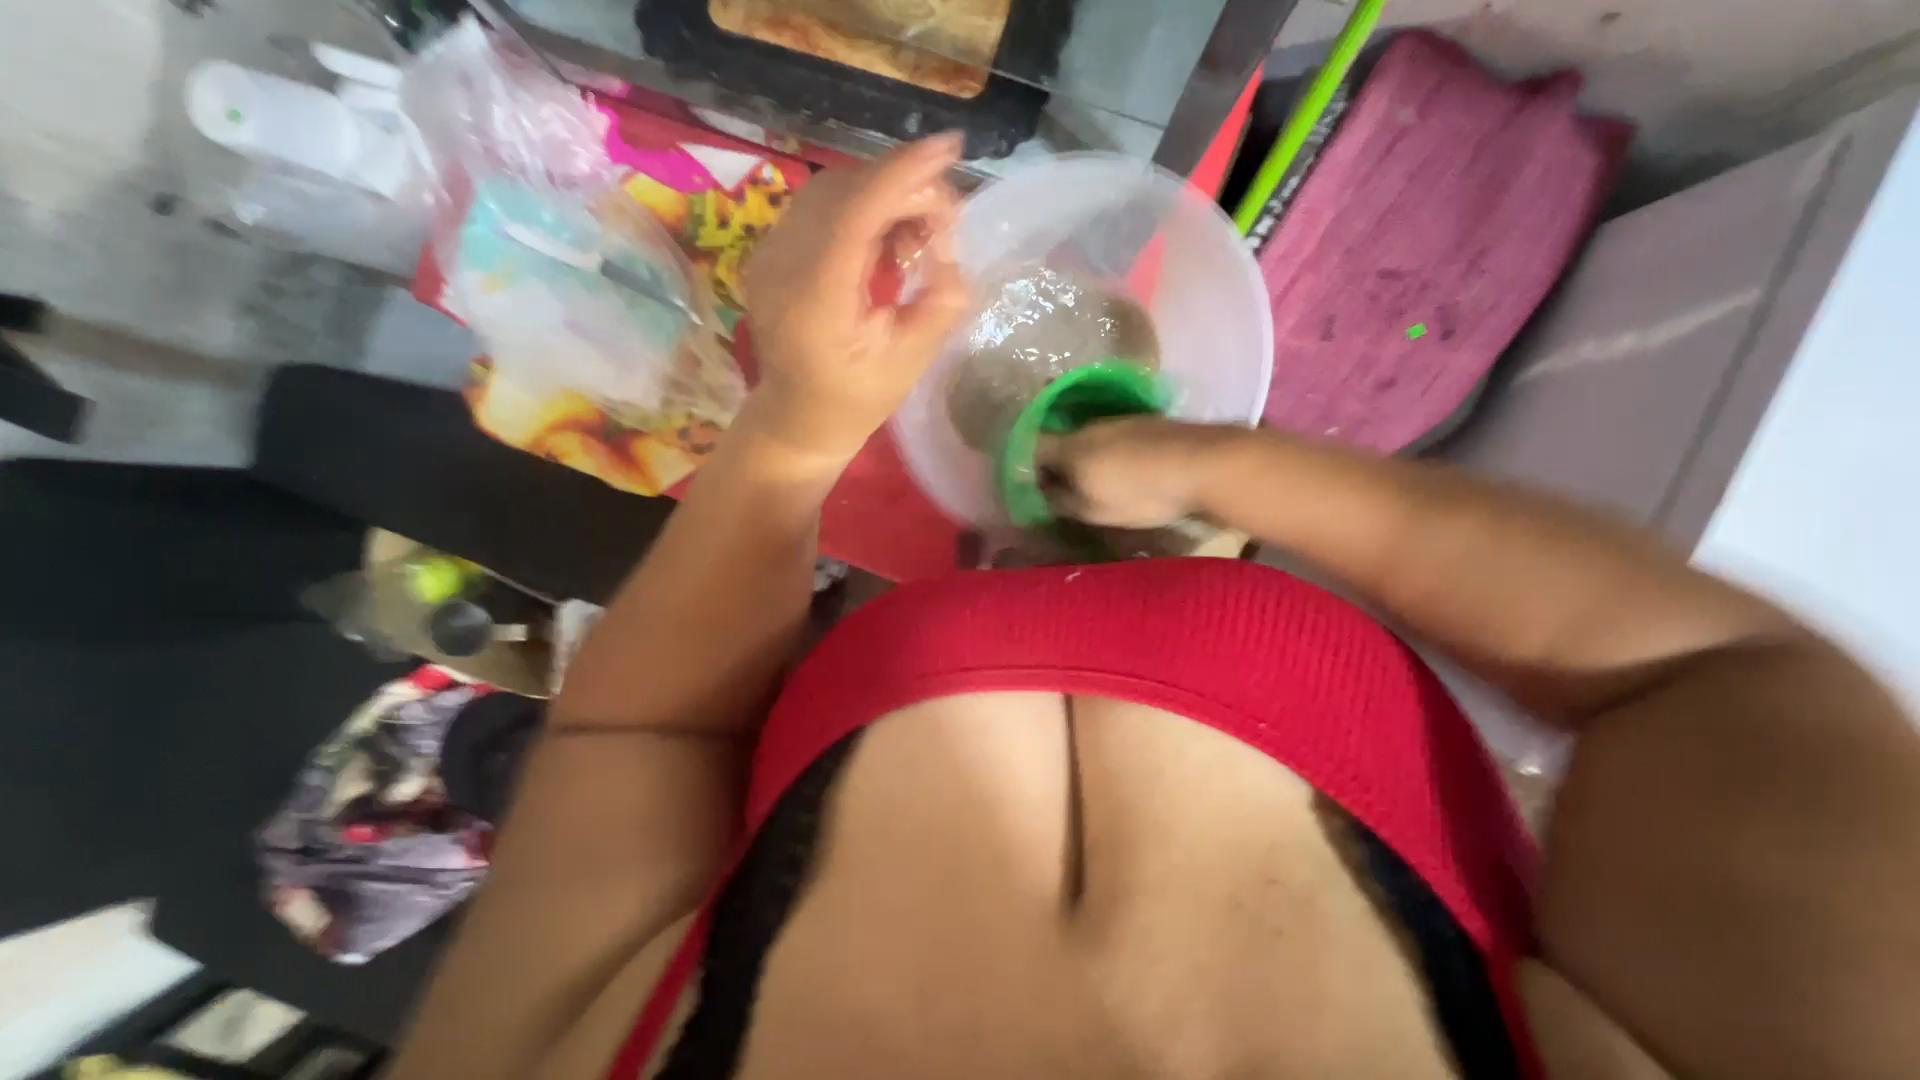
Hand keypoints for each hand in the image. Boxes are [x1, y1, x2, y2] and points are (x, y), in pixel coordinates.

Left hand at [740, 135, 970, 465]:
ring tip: (915, 241)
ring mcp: (769, 255)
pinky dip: (862, 207)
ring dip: (884, 196)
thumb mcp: (911, 360)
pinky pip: (820, 204)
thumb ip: (940, 301)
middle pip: (846, 190)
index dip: (903, 175)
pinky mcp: (771, 250)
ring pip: (833, 189)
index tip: (950, 148)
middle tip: (943, 225)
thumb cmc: (857, 398)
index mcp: (816, 302)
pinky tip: (884, 242)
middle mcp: (782, 267)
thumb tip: (949, 248)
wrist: (797, 418)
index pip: (856, 214)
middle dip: (904, 189)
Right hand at [1036, 416, 1240, 527]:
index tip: (1032, 485)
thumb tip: (1043, 494)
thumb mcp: (1095, 510)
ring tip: (1099, 482)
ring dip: (1089, 457)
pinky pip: (1118, 437)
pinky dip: (1114, 453)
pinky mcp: (1149, 423)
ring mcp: (1122, 420)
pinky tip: (1127, 471)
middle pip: (1062, 440)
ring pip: (1092, 437)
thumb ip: (1062, 500)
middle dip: (1058, 461)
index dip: (1026, 465)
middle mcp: (1090, 426)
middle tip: (1064, 488)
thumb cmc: (1143, 493)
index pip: (1031, 446)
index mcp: (1070, 446)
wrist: (1207, 465)